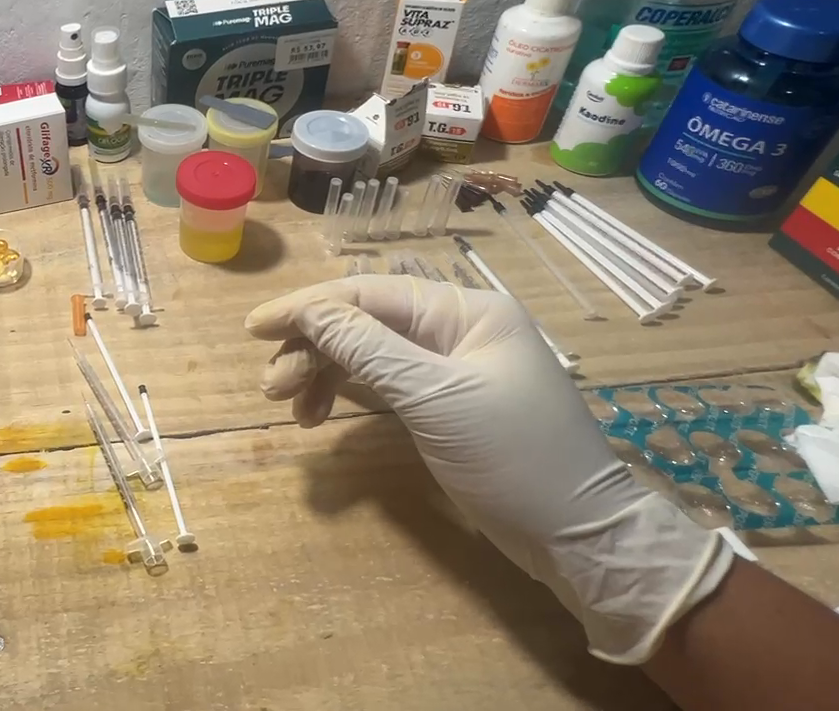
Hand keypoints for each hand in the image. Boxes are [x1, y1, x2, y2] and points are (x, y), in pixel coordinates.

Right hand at [247, 275, 730, 664]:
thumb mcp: (434, 399)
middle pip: (360, 322)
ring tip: (288, 406)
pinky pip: (377, 381)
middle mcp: (454, 326)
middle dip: (310, 349)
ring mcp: (447, 363)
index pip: (367, 294)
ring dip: (320, 373)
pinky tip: (317, 416)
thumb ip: (364, 347)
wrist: (584, 544)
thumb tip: (304, 309)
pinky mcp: (440, 399)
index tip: (254, 328)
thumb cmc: (514, 459)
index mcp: (465, 310)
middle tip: (270, 386)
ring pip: (362, 352)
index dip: (306, 307)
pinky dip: (343, 394)